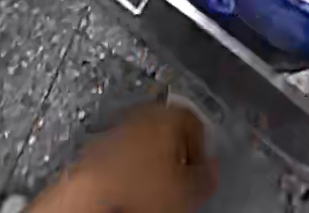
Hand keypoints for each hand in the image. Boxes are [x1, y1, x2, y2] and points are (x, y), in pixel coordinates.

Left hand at [29, 101, 219, 212]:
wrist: (93, 196)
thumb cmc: (139, 189)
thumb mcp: (188, 190)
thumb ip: (207, 175)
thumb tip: (214, 168)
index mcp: (167, 115)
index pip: (195, 121)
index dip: (203, 147)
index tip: (203, 168)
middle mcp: (142, 112)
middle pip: (169, 125)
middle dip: (177, 149)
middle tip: (182, 175)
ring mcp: (119, 125)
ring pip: (146, 135)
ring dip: (154, 155)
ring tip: (158, 184)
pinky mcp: (100, 141)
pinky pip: (126, 147)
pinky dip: (133, 161)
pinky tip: (134, 184)